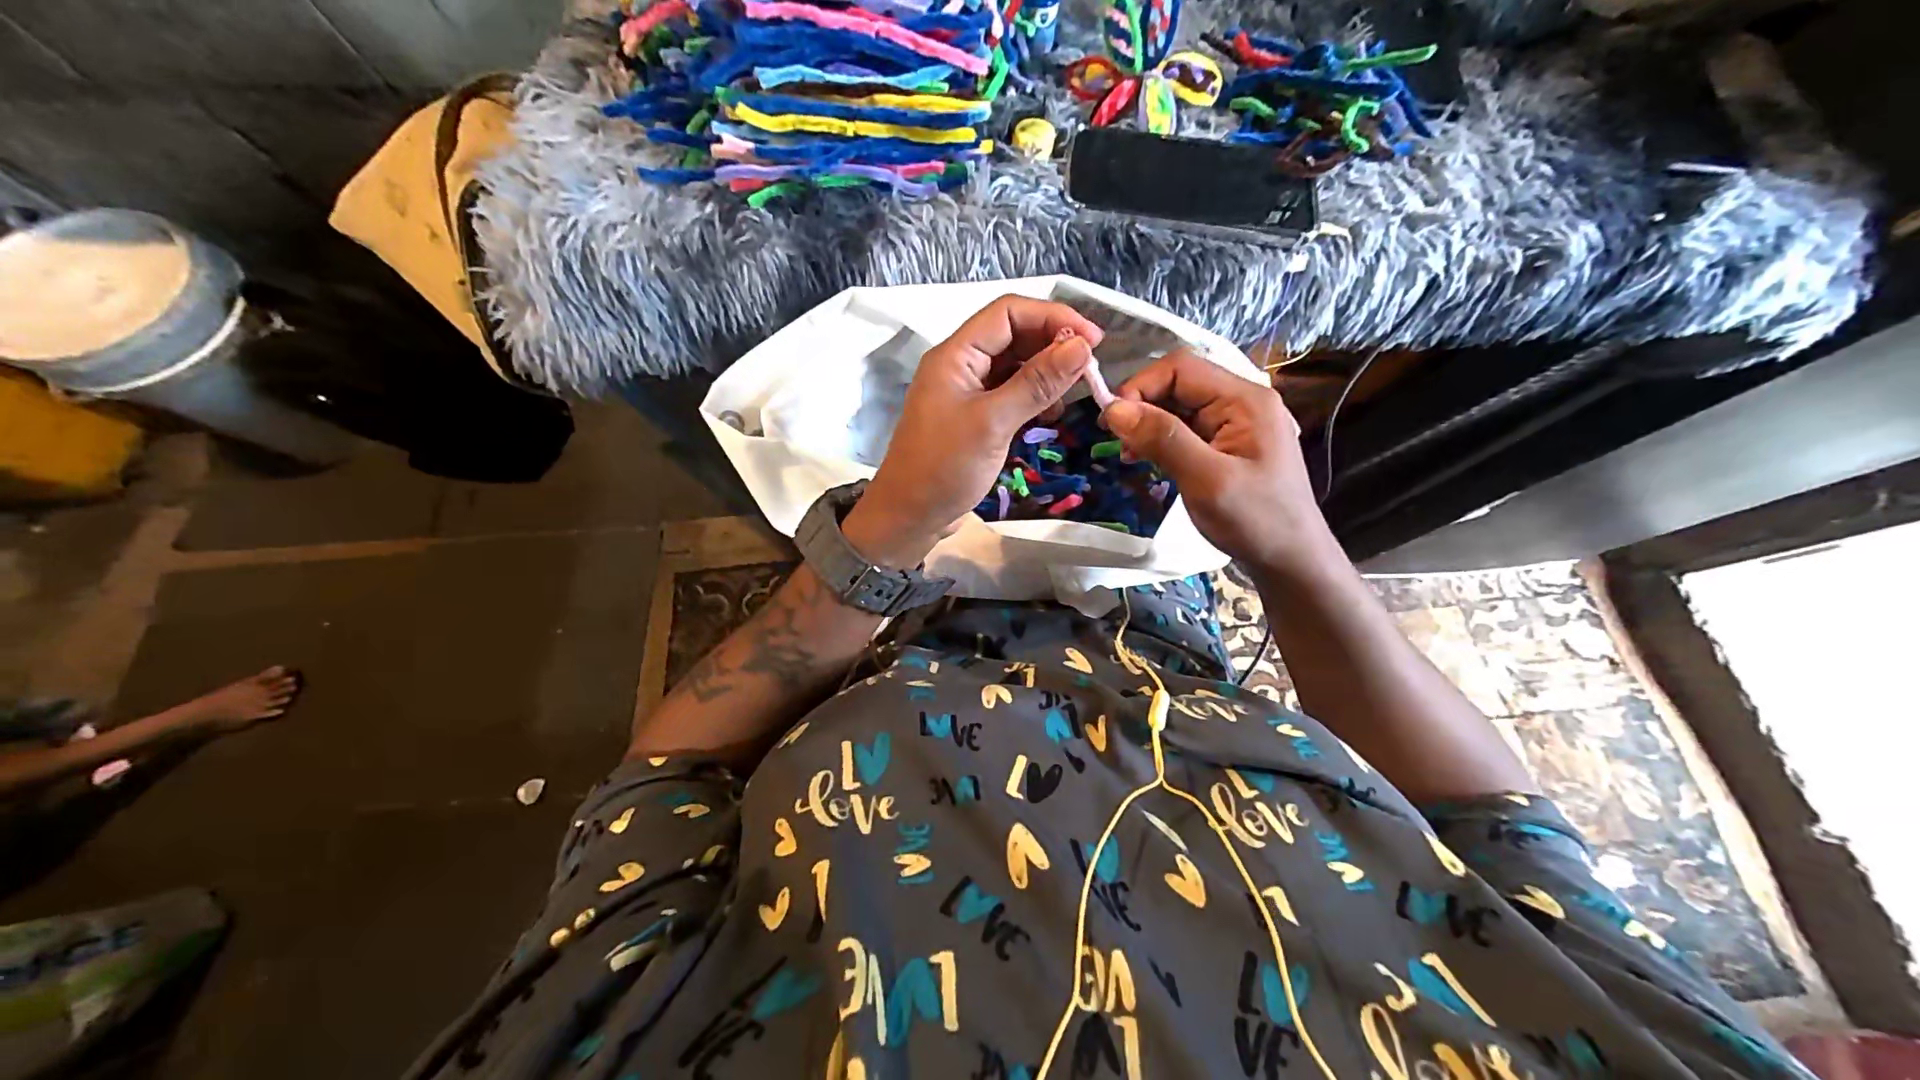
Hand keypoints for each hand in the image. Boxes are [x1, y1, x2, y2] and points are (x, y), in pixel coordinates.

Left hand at [843, 295, 1104, 567]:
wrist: (908, 517)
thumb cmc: (943, 468)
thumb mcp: (993, 423)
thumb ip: (1036, 383)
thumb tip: (1080, 346)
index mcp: (955, 355)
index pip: (1008, 312)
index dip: (1053, 317)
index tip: (1093, 339)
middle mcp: (961, 366)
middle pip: (1013, 335)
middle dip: (1053, 344)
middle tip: (1089, 368)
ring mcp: (967, 392)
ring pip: (1014, 365)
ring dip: (1046, 371)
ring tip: (1074, 391)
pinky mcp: (975, 417)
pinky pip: (1010, 393)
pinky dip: (1034, 396)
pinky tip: (1052, 412)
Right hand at [1103, 349, 1333, 576]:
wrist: (1291, 561)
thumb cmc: (1255, 521)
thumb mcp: (1206, 480)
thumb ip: (1163, 439)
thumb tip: (1115, 409)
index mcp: (1245, 399)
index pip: (1181, 368)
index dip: (1140, 386)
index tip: (1112, 421)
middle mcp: (1242, 401)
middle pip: (1179, 384)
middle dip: (1142, 406)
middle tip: (1117, 442)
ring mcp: (1236, 423)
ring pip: (1178, 407)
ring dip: (1148, 424)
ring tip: (1130, 454)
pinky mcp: (1227, 444)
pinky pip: (1186, 428)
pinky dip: (1161, 439)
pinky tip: (1148, 459)